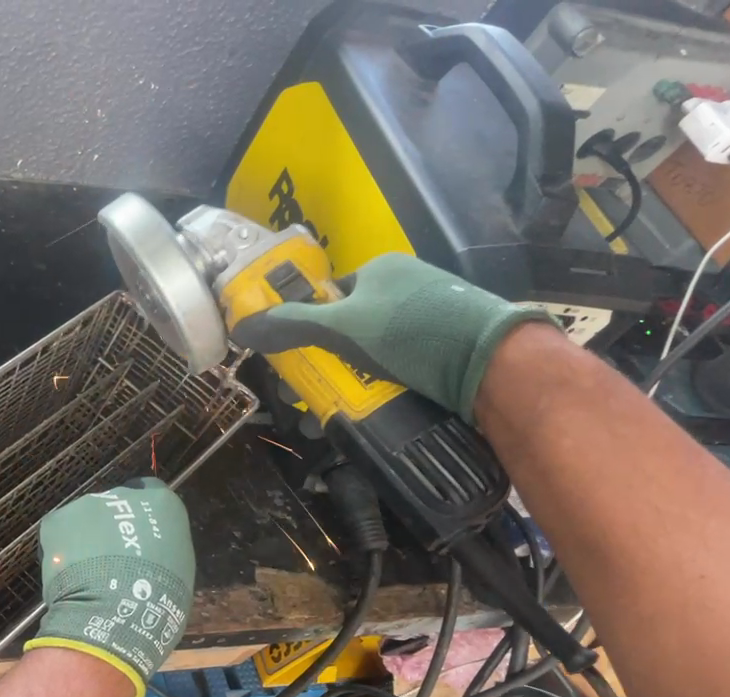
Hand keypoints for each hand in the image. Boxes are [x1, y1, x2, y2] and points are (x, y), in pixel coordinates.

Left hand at [25, 477, 194, 696]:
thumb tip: (148, 550)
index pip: (150, 496)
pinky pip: (59, 533)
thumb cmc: (159, 596)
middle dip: (110, 528)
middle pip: (115, 506)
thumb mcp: (177, 567)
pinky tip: (68, 573)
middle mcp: (123, 494)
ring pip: (85, 519)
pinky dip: (61, 551)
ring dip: (85, 539)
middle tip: (109, 560)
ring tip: (86, 572)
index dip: (141, 518)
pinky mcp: (57, 520)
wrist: (115, 610)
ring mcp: (87, 504)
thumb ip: (162, 547)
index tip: (136, 539)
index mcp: (160, 502)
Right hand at [235, 253, 555, 421]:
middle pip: (356, 322)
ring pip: (382, 343)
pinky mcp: (455, 336)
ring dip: (363, 369)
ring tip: (355, 396)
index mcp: (382, 267)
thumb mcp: (338, 329)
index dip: (314, 327)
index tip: (306, 358)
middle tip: (326, 383)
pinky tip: (390, 394)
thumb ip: (291, 326)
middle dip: (337, 354)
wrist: (487, 359)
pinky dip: (394, 375)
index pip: (333, 297)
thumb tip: (242, 326)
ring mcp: (436, 308)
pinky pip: (410, 356)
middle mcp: (409, 281)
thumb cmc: (408, 333)